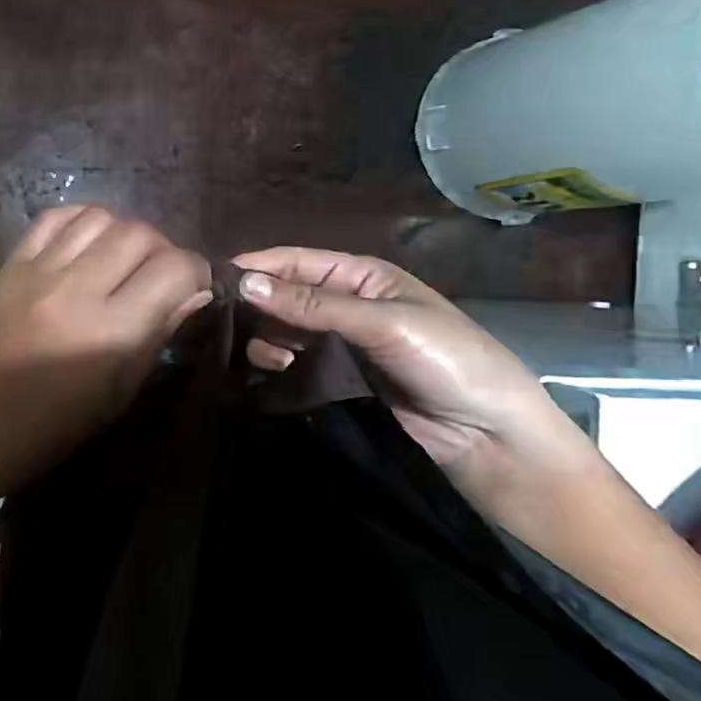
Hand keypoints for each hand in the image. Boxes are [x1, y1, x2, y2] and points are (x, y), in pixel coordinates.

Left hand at [0, 206, 211, 479]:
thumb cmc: (64, 417)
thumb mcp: (125, 385)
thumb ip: (161, 330)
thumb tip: (196, 290)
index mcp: (112, 329)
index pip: (173, 269)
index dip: (194, 272)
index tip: (191, 285)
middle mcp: (77, 289)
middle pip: (137, 233)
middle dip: (160, 248)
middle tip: (154, 272)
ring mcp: (39, 271)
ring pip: (97, 217)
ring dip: (119, 232)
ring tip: (117, 257)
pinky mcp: (12, 265)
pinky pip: (52, 218)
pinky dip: (77, 221)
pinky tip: (84, 242)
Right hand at [232, 247, 597, 499]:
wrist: (489, 439)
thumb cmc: (449, 362)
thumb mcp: (383, 323)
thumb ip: (312, 304)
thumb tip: (243, 282)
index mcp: (360, 277)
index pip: (294, 261)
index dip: (255, 267)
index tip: (211, 281)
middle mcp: (340, 305)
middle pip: (278, 295)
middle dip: (254, 307)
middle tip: (226, 325)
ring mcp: (331, 345)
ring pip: (275, 331)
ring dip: (263, 340)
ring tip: (273, 359)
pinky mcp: (326, 381)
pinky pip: (284, 364)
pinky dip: (271, 366)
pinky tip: (275, 374)